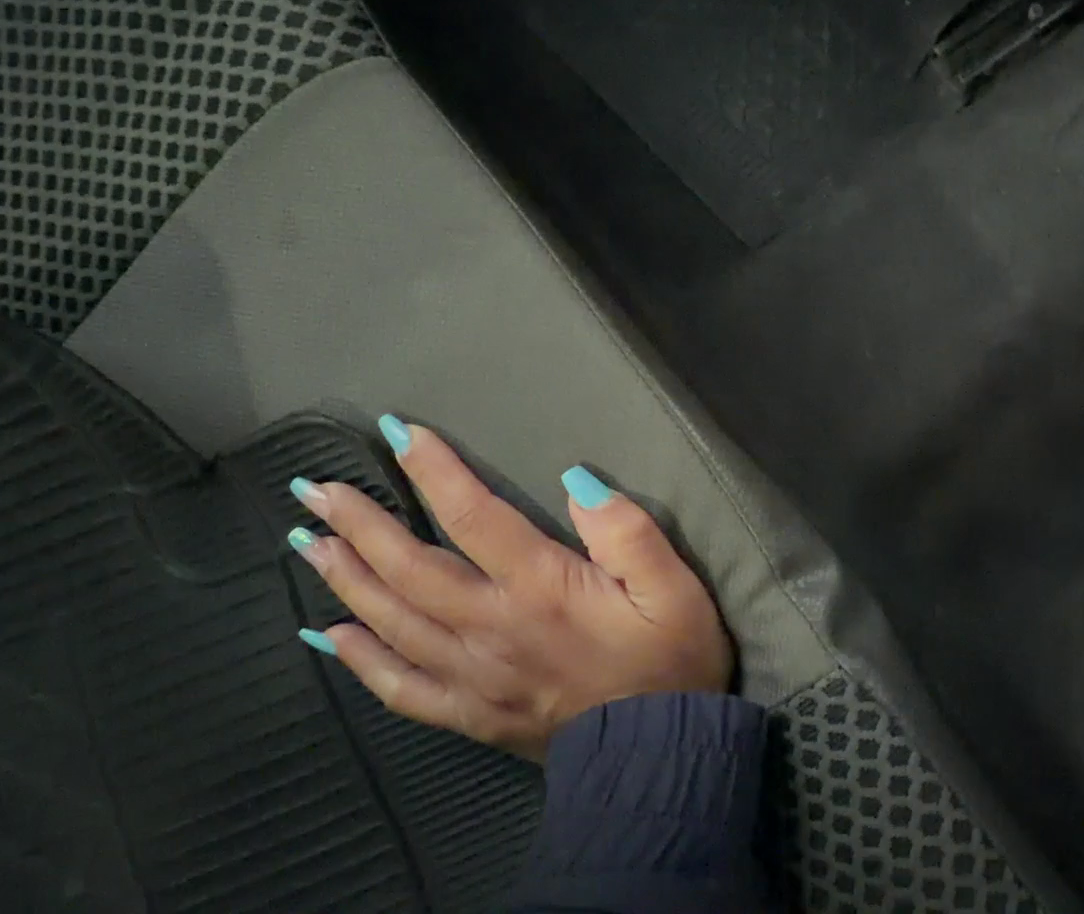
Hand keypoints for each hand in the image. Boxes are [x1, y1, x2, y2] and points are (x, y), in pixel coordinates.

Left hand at [288, 416, 732, 761]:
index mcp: (542, 590)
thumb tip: (578, 481)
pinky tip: (327, 637)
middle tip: (313, 490)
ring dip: (346, 578)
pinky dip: (358, 660)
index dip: (435, 472)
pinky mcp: (471, 713)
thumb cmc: (673, 657)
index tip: (397, 432)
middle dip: (361, 523)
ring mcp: (473, 676)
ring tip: (309, 542)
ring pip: (392, 620)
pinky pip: (399, 686)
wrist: (660, 749)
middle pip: (411, 568)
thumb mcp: (675, 587)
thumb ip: (629, 532)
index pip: (476, 517)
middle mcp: (492, 628)